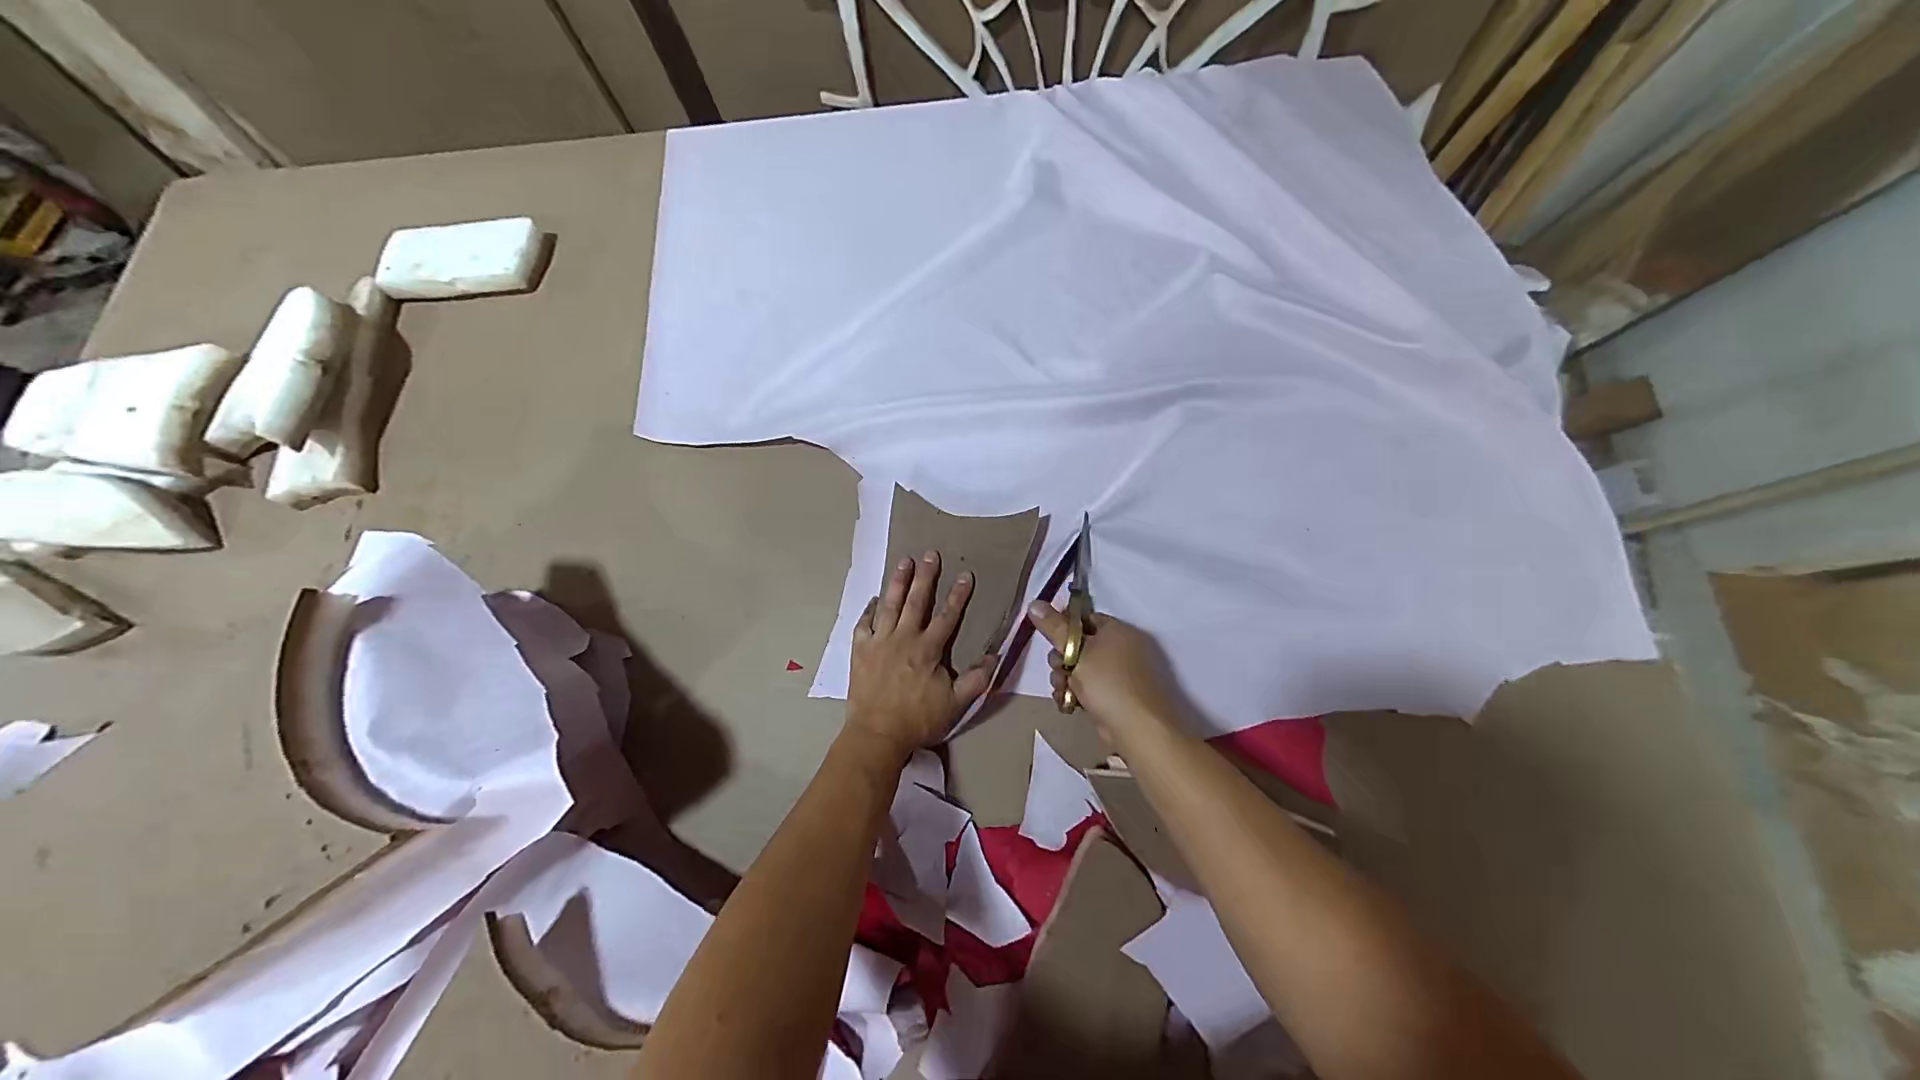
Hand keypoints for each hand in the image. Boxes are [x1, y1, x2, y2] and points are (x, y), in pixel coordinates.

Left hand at [847, 551, 996, 760]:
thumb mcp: (955, 704)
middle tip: (930, 554)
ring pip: (890, 605)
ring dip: (898, 582)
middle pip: (917, 601)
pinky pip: (864, 623)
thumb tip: (995, 657)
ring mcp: (879, 642)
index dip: (958, 595)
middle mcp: (903, 638)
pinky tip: (875, 599)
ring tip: (904, 562)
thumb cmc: (918, 719)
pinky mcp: (860, 650)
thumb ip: (976, 680)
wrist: (877, 734)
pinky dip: (869, 609)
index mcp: (928, 649)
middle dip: (926, 576)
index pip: (947, 616)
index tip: (966, 574)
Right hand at [1026, 603, 1181, 742]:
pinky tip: (1068, 703)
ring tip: (1064, 692)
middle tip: (1059, 670)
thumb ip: (1054, 627)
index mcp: (1116, 629)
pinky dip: (1077, 693)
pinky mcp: (1116, 695)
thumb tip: (1034, 602)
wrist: (1139, 727)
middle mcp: (1121, 647)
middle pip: (1078, 644)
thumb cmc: (1107, 682)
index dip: (1063, 627)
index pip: (1084, 617)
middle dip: (1061, 659)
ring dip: (1065, 679)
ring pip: (1080, 669)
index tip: (1049, 639)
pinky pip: (1089, 687)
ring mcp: (1120, 673)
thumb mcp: (1075, 650)